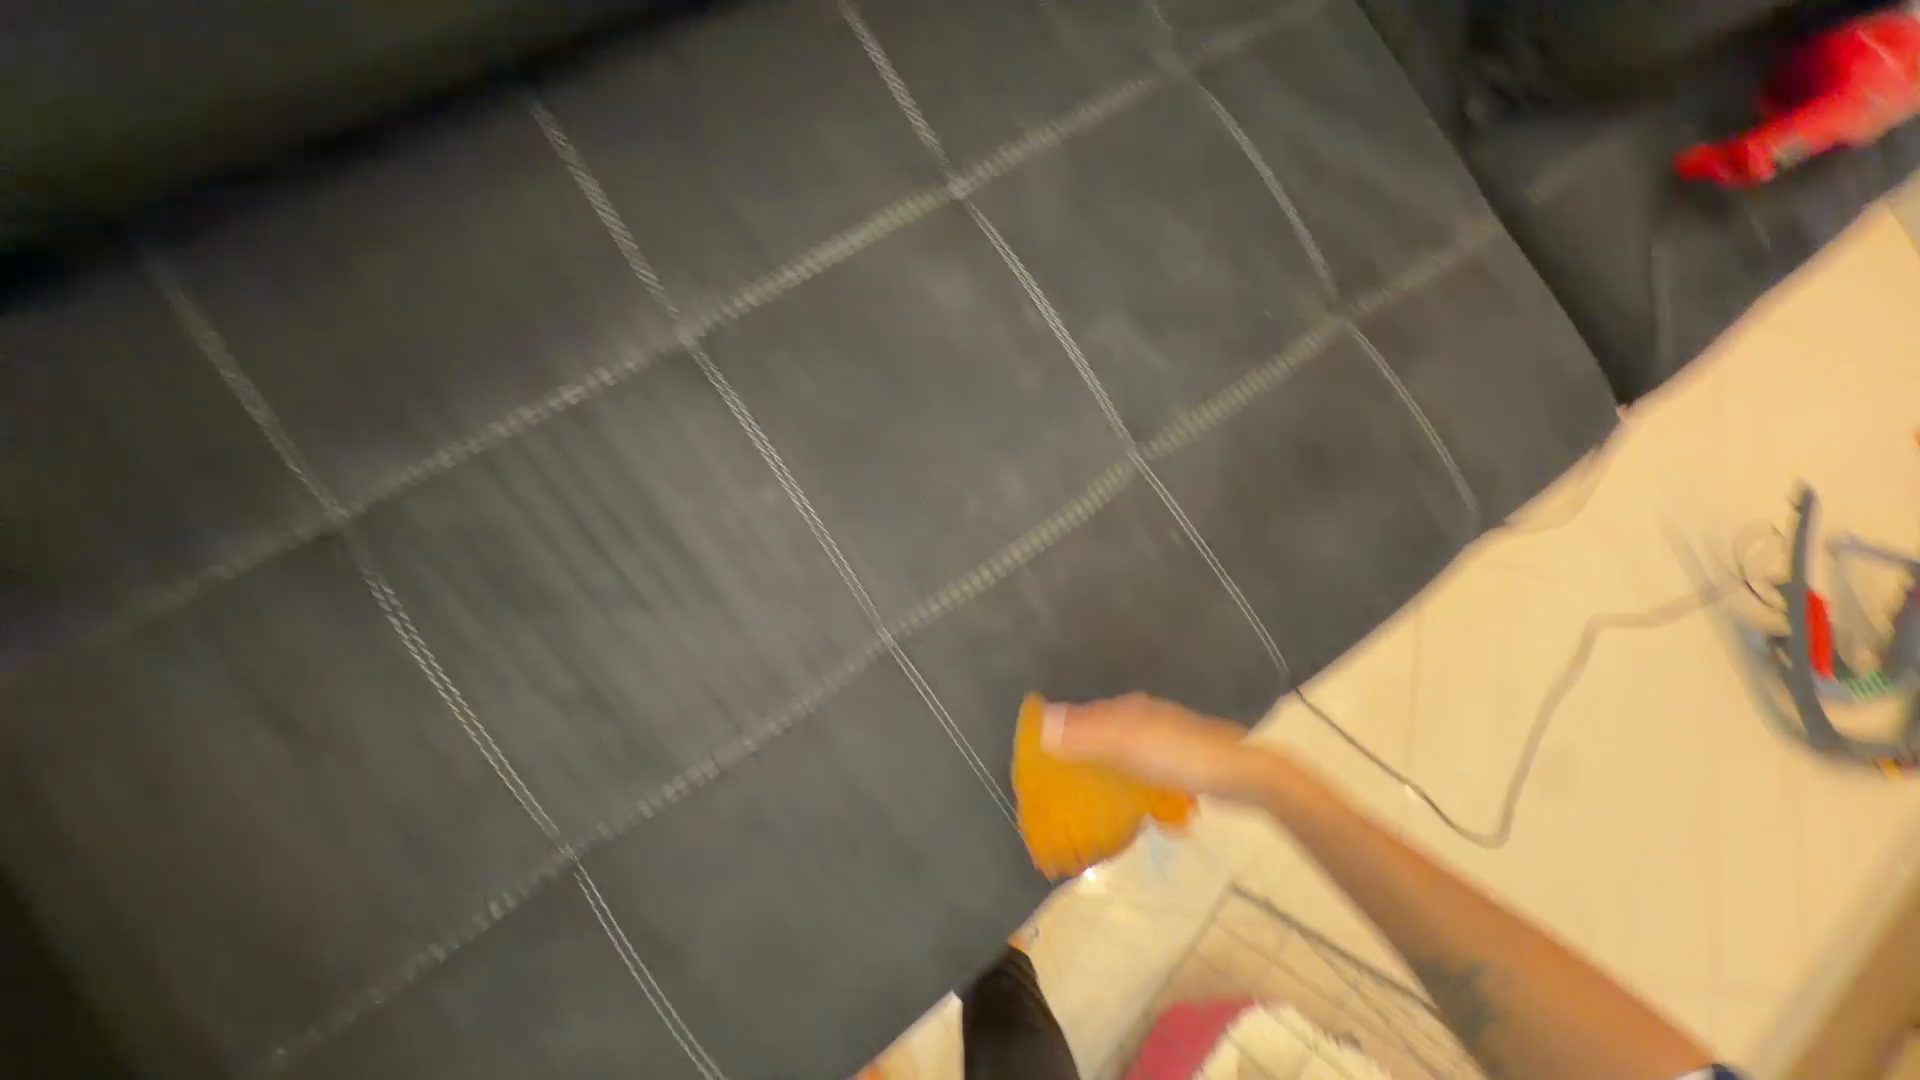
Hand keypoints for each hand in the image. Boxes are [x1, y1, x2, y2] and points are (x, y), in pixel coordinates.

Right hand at [1042, 693, 1279, 803]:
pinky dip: (1130, 775)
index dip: (1063, 731)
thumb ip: (1084, 735)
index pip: (1084, 714)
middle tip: (1064, 779)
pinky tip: (1130, 794)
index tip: (1043, 757)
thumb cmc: (1176, 756)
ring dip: (1107, 764)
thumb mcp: (1124, 745)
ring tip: (1091, 790)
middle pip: (1103, 729)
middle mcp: (1145, 716)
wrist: (1237, 774)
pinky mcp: (1181, 758)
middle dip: (1083, 748)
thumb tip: (1042, 721)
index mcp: (1129, 708)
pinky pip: (1143, 764)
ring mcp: (1165, 736)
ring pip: (1124, 747)